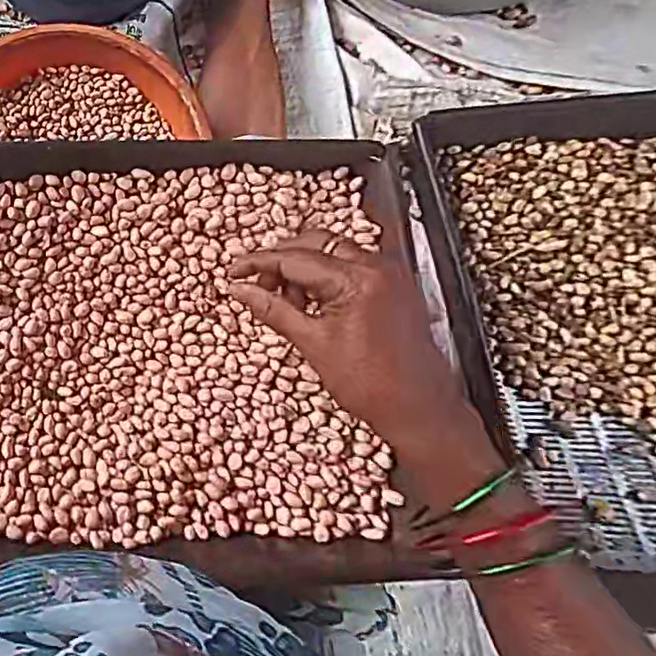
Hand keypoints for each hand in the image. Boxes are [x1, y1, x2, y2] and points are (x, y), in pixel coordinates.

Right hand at [225, 231, 472, 447]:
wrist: (420, 410)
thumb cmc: (375, 385)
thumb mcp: (311, 343)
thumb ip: (272, 309)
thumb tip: (241, 290)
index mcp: (357, 281)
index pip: (294, 258)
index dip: (257, 263)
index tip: (236, 270)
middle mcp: (379, 270)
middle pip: (314, 244)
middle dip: (280, 262)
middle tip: (256, 284)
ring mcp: (390, 278)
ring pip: (331, 253)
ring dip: (302, 270)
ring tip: (284, 302)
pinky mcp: (394, 290)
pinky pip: (350, 269)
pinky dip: (324, 279)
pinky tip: (309, 305)